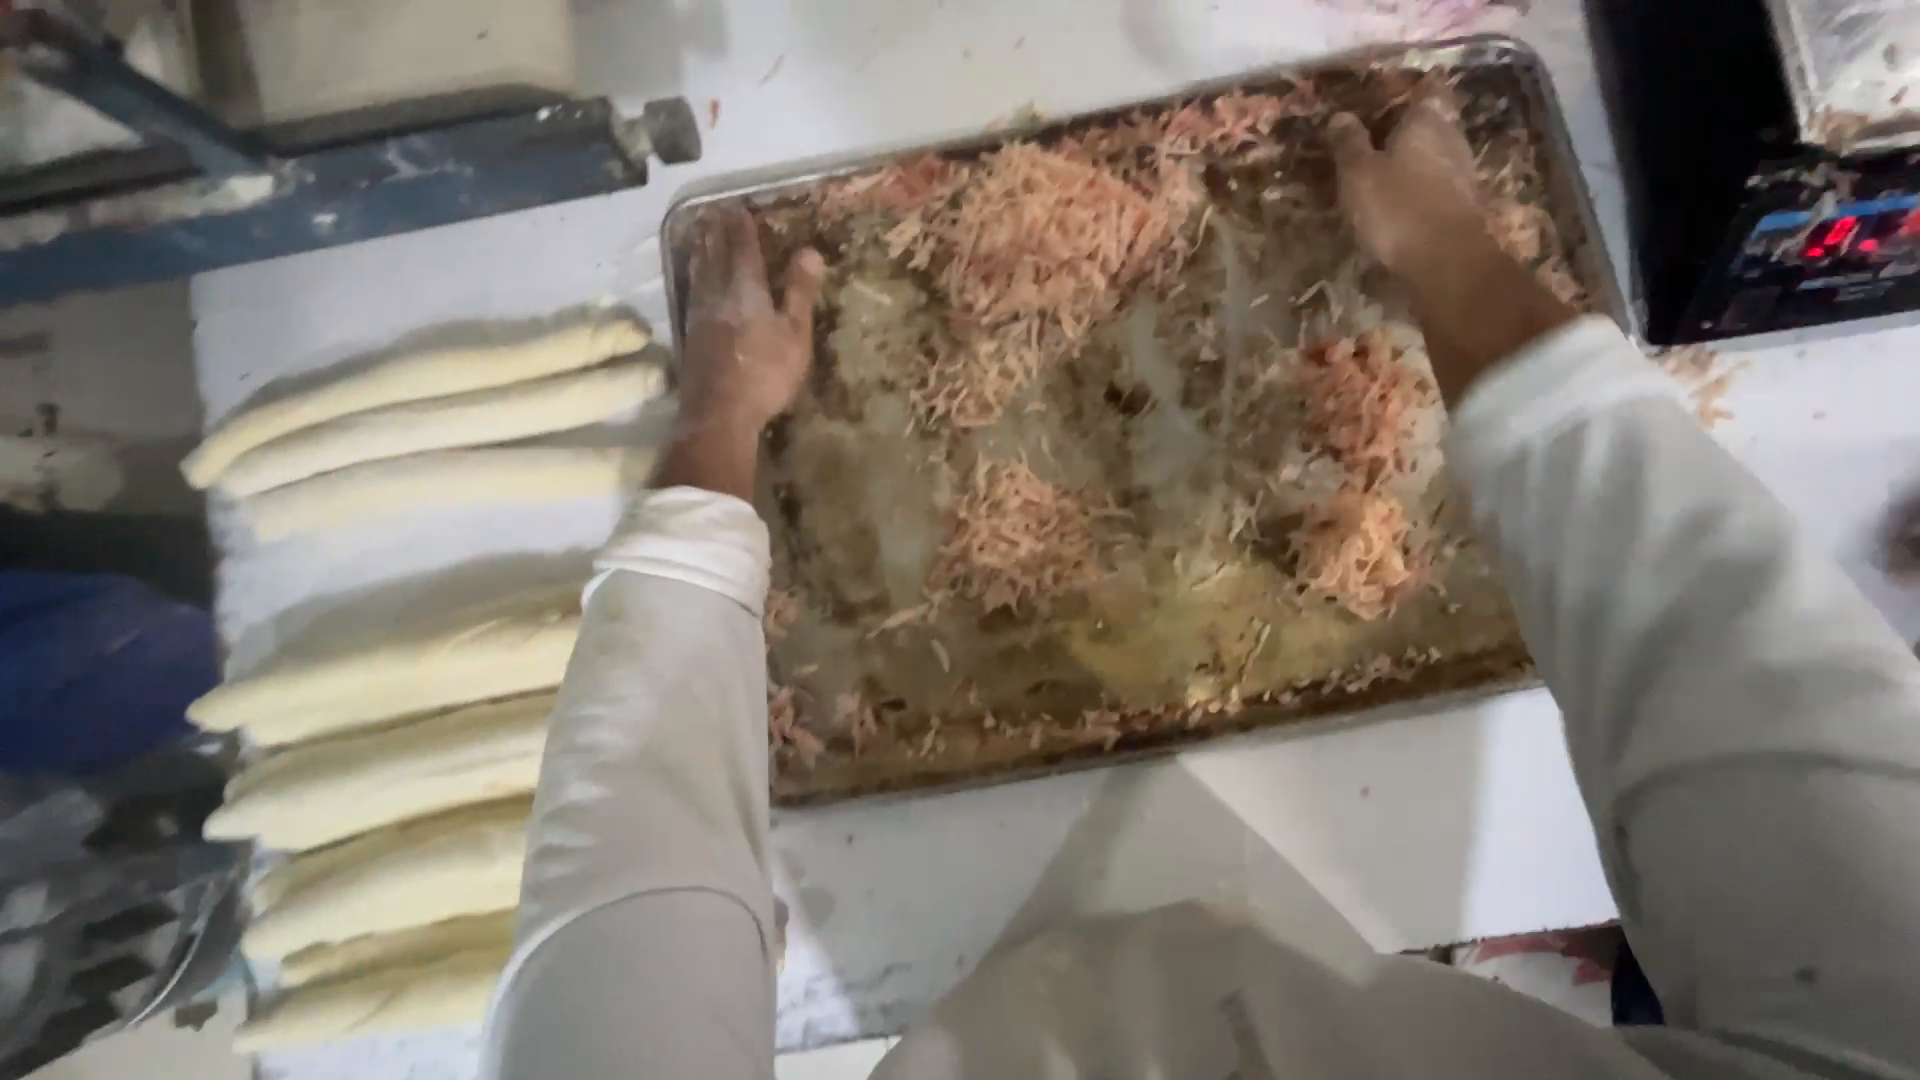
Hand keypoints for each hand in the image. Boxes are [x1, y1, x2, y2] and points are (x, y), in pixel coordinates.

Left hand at [681, 204, 825, 435]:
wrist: (720, 412)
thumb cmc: (766, 373)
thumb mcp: (795, 334)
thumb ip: (799, 292)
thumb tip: (809, 251)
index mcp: (746, 288)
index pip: (742, 247)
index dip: (741, 226)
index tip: (737, 206)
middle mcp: (718, 293)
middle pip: (715, 254)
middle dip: (716, 231)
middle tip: (713, 211)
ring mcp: (700, 313)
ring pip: (699, 271)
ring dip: (700, 249)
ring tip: (699, 233)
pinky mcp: (691, 334)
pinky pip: (692, 290)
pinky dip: (694, 274)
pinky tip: (695, 279)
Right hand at [1328, 83, 1489, 278]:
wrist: (1444, 258)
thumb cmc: (1397, 207)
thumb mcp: (1358, 175)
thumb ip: (1349, 144)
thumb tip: (1340, 116)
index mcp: (1426, 120)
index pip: (1427, 87)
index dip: (1411, 86)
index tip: (1390, 92)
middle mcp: (1451, 137)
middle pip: (1433, 120)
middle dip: (1409, 124)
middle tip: (1379, 131)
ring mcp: (1462, 170)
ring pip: (1435, 151)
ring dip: (1414, 156)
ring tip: (1386, 167)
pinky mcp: (1462, 202)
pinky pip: (1437, 181)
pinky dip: (1420, 183)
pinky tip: (1402, 197)